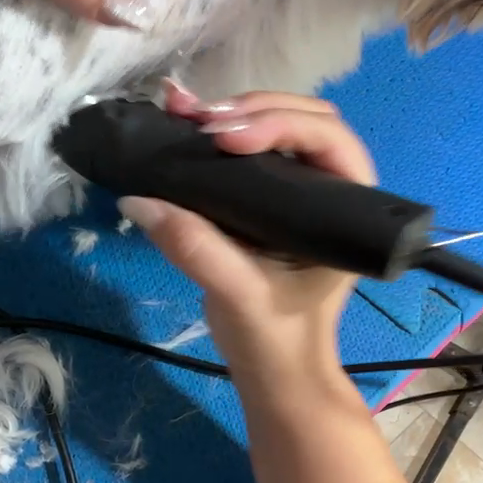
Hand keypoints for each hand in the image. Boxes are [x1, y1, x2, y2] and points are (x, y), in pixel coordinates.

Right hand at [118, 83, 376, 390]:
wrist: (273, 372)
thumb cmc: (273, 338)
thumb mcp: (236, 293)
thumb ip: (194, 247)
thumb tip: (138, 200)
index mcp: (344, 205)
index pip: (324, 138)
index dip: (276, 126)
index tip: (223, 140)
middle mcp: (325, 187)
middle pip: (297, 118)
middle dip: (248, 110)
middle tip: (198, 120)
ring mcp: (292, 193)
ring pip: (269, 129)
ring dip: (226, 115)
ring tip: (181, 113)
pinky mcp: (260, 201)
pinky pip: (241, 156)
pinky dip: (210, 135)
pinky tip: (178, 122)